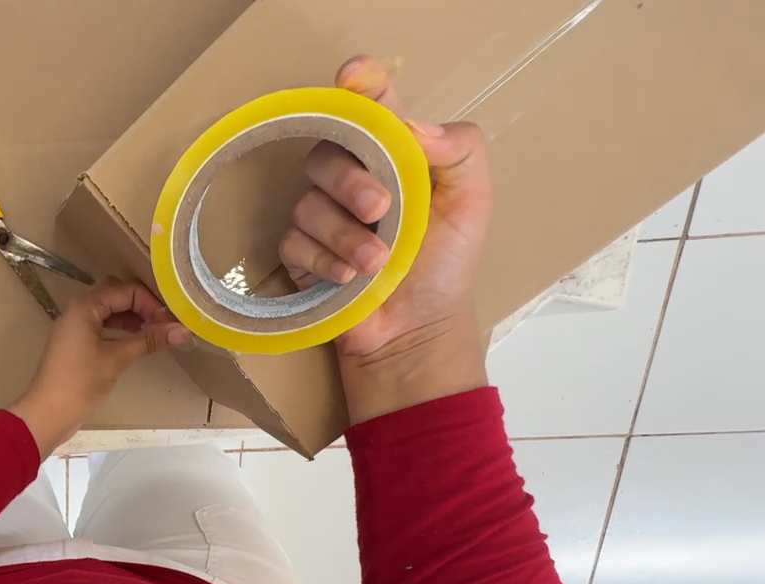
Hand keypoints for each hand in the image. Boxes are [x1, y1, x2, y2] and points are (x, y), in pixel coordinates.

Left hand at [9, 280, 188, 456]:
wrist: (47, 415)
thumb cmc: (78, 384)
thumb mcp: (116, 359)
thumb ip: (148, 341)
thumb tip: (183, 330)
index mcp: (84, 308)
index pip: (125, 290)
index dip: (150, 303)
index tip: (169, 322)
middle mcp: (77, 312)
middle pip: (116, 296)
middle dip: (142, 306)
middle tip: (163, 323)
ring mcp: (75, 330)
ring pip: (109, 313)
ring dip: (132, 319)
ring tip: (154, 334)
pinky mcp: (75, 346)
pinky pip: (102, 328)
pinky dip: (120, 332)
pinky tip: (135, 344)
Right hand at [278, 55, 493, 424]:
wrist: (414, 328)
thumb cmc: (445, 264)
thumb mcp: (471, 198)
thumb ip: (456, 148)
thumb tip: (408, 127)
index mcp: (395, 155)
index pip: (372, 108)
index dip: (359, 86)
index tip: (352, 75)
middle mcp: (352, 180)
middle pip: (325, 154)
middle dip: (349, 181)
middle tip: (381, 209)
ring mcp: (322, 219)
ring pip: (307, 205)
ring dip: (344, 236)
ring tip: (375, 264)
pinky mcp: (299, 256)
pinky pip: (293, 244)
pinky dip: (322, 260)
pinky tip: (349, 277)